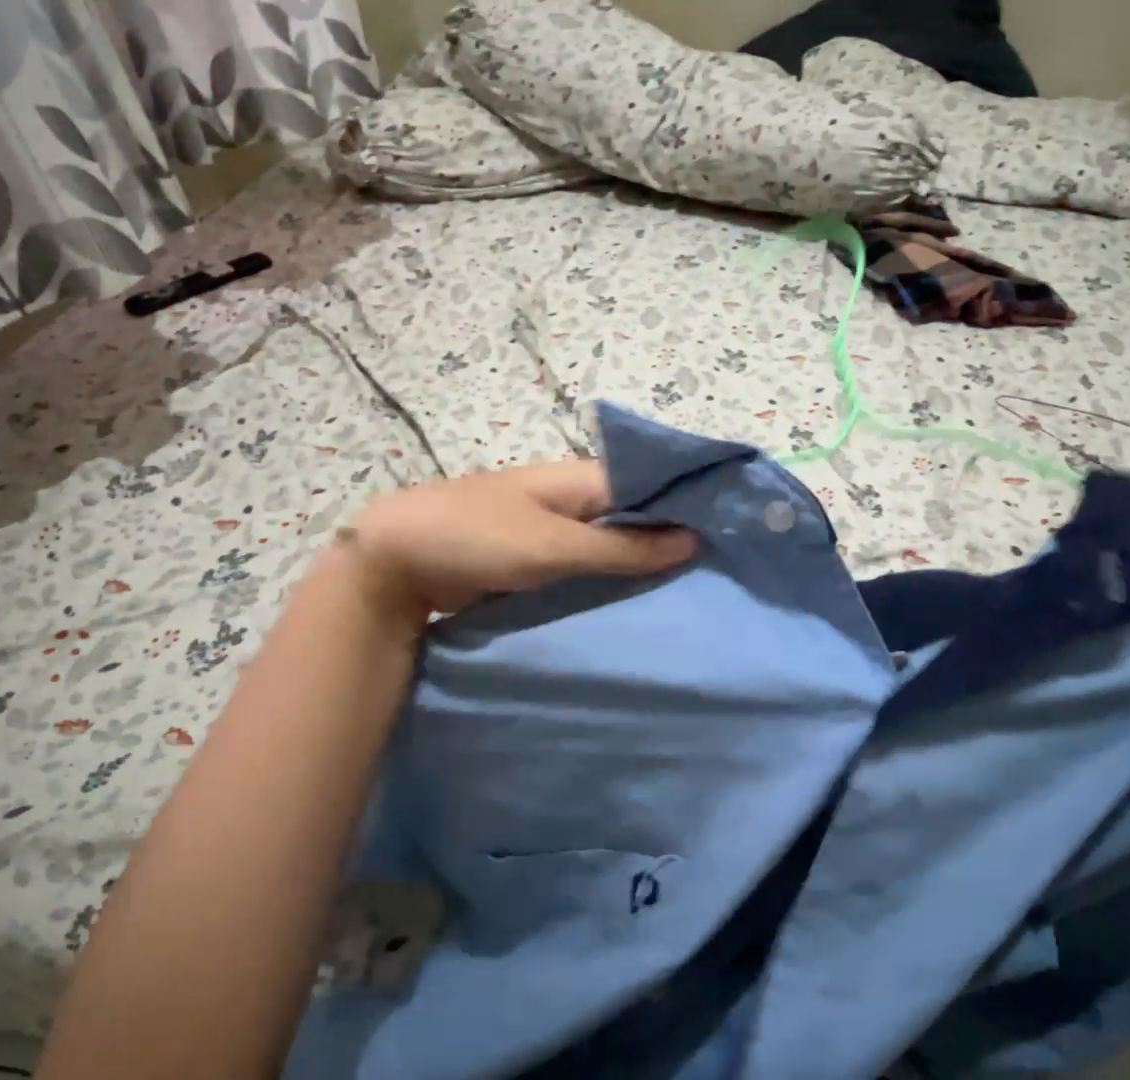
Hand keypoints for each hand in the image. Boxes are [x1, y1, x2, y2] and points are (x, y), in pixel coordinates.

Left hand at [330, 461, 698, 624]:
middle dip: (669, 542)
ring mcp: (552, 529)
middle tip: (718, 578)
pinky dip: (607, 582)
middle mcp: (572, 499)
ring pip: (610, 545)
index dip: (691, 507)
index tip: (732, 537)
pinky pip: (584, 568)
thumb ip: (623, 547)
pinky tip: (635, 606)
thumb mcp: (555, 546)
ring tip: (688, 595)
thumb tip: (694, 538)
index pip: (653, 485)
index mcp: (581, 478)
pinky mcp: (535, 559)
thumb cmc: (478, 538)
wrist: (397, 561)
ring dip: (639, 566)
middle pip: (635, 516)